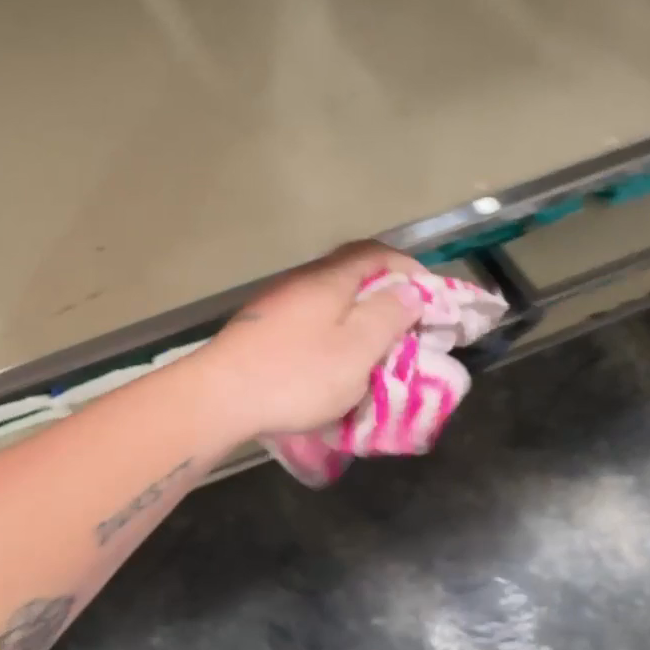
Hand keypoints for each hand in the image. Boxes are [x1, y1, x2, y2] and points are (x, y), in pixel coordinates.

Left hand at [187, 241, 425, 441]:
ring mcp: (271, 306)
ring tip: (373, 350)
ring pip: (324, 302)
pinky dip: (327, 336)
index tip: (432, 297)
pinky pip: (304, 323)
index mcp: (326, 280)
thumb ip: (386, 316)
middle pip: (348, 276)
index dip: (407, 268)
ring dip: (353, 319)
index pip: (373, 253)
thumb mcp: (356, 349)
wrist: (217, 397)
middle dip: (382, 297)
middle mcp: (296, 283)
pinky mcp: (256, 331)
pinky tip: (330, 363)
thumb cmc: (294, 374)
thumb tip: (408, 289)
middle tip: (407, 329)